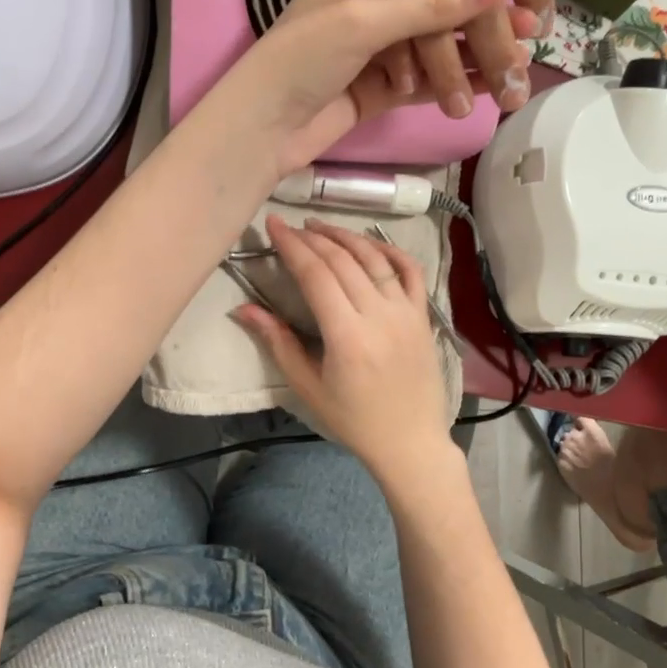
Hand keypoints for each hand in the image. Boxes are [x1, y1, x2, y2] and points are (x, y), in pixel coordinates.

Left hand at [197, 0, 537, 175]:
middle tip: (532, 30)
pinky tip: (488, 85)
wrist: (260, 128)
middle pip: (434, 12)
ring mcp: (372, 55)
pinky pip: (423, 84)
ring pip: (433, 52)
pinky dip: (453, 85)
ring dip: (473, 56)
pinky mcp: (376, 93)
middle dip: (481, 22)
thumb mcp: (365, 20)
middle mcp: (368, 10)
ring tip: (519, 62)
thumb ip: (430, 5)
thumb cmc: (301, 59)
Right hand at [234, 216, 451, 471]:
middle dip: (313, 238)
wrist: (410, 442)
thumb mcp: (307, 387)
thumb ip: (278, 342)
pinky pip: (410, 271)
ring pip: (375, 259)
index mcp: (347, 336)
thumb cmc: (353, 420)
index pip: (316, 275)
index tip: (273, 225)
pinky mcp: (424, 316)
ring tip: (320, 226)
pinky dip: (390, 250)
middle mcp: (379, 316)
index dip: (292, 246)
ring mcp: (407, 313)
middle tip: (290, 226)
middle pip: (343, 261)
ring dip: (346, 237)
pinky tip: (369, 242)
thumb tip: (242, 309)